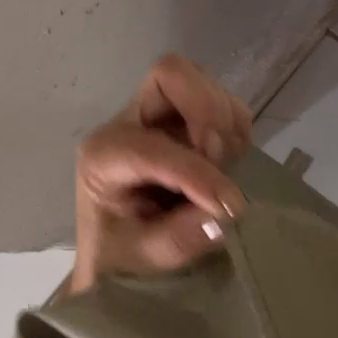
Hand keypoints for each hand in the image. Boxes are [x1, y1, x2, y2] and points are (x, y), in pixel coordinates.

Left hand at [70, 55, 252, 292]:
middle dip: (204, 109)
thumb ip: (176, 241)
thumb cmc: (120, 262)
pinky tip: (231, 163)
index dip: (192, 172)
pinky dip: (235, 126)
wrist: (121, 263)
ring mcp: (160, 117)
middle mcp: (129, 124)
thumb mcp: (139, 263)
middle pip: (169, 73)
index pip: (150, 146)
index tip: (227, 206)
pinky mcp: (189, 122)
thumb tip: (221, 216)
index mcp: (102, 156)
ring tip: (225, 167)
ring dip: (223, 120)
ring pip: (200, 81)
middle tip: (219, 158)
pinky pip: (223, 102)